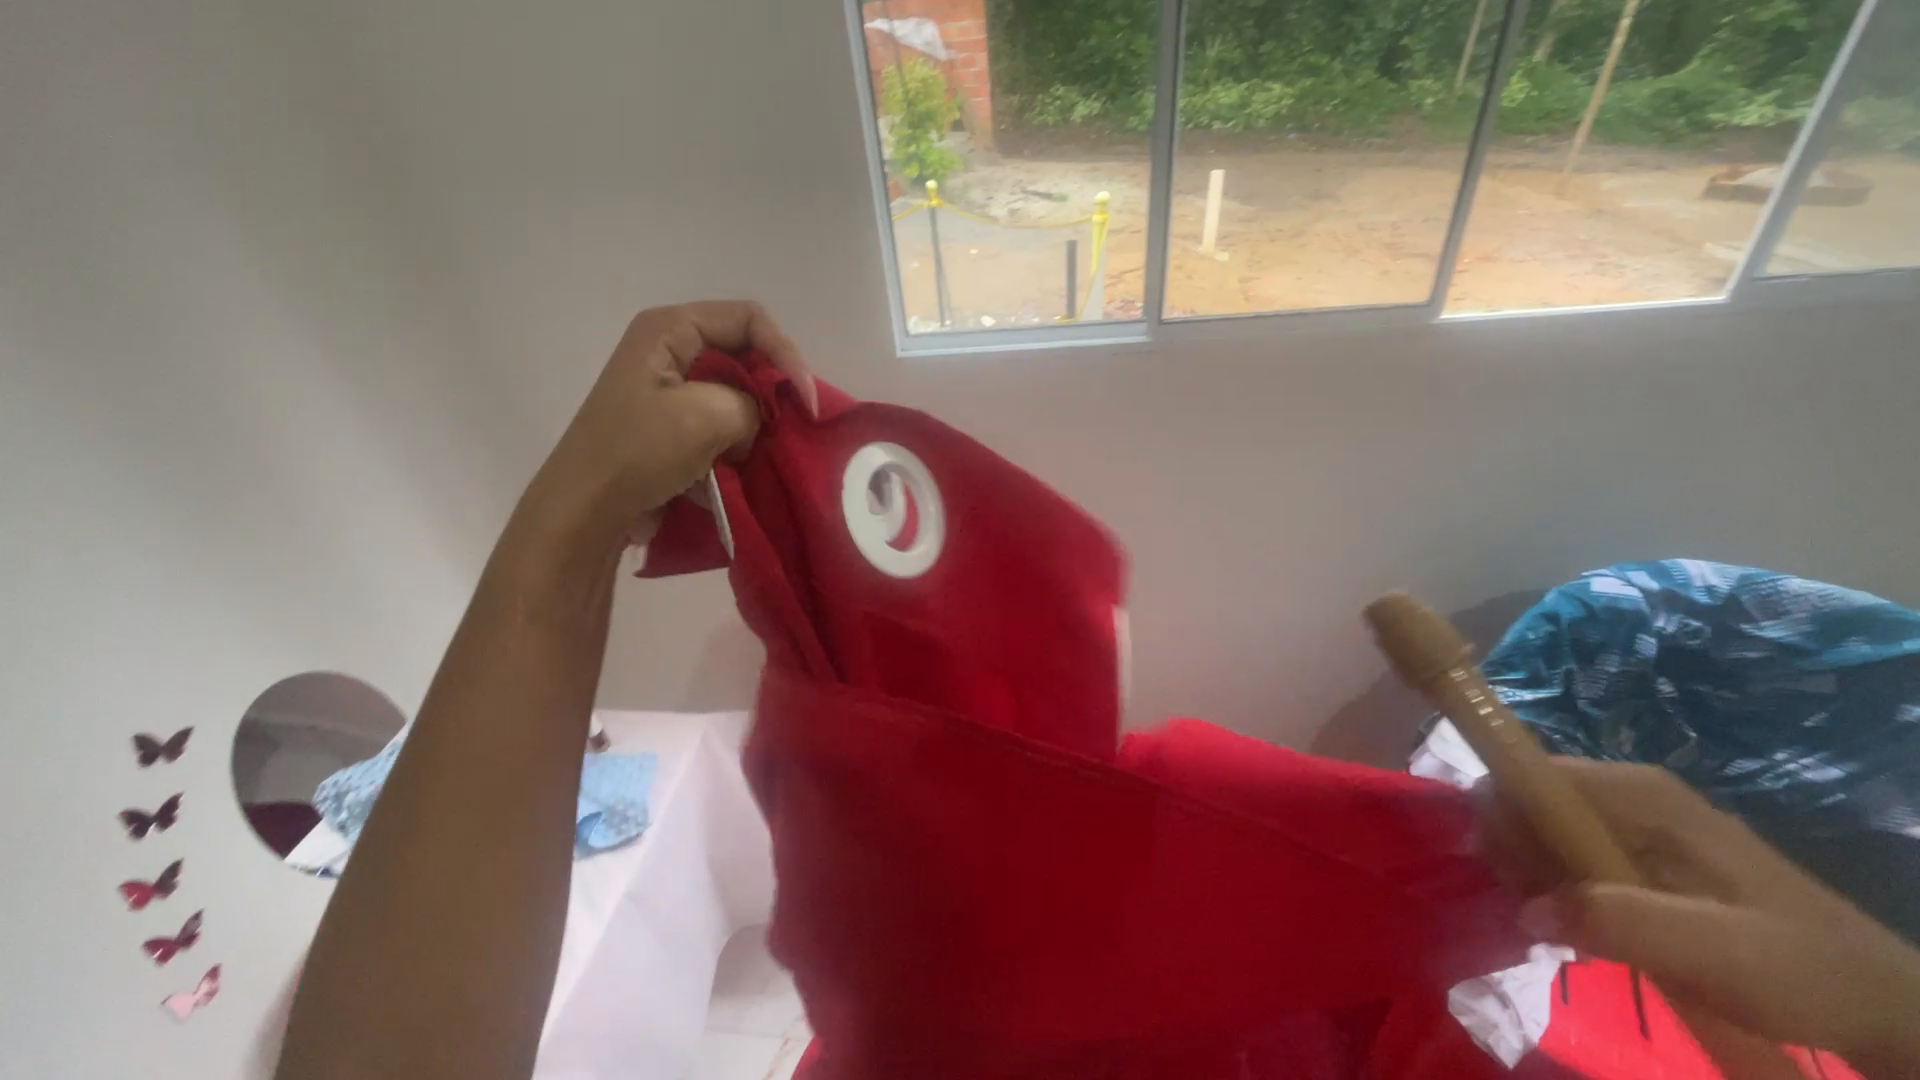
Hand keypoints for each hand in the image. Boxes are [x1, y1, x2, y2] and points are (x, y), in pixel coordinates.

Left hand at [525, 301, 816, 551]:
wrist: (586, 510)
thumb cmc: (639, 451)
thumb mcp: (708, 416)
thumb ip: (752, 403)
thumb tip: (757, 419)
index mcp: (670, 329)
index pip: (749, 319)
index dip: (785, 354)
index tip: (805, 403)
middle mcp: (670, 350)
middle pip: (745, 355)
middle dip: (771, 392)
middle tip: (790, 428)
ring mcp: (670, 390)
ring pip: (737, 394)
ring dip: (753, 425)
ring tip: (758, 454)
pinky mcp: (673, 426)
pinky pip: (721, 424)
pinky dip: (735, 445)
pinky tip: (735, 470)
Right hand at [1482, 759, 1919, 1072]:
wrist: (1877, 1002)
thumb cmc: (1798, 967)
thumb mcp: (1716, 951)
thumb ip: (1621, 922)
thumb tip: (1527, 909)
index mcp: (1638, 794)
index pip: (1526, 775)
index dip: (1499, 819)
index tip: (1509, 881)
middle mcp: (1627, 792)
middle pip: (1525, 801)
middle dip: (1513, 854)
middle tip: (1535, 916)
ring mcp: (1634, 821)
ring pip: (1539, 828)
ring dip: (1531, 877)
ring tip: (1558, 930)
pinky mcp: (1638, 852)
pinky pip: (1565, 851)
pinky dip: (1555, 888)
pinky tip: (1576, 929)